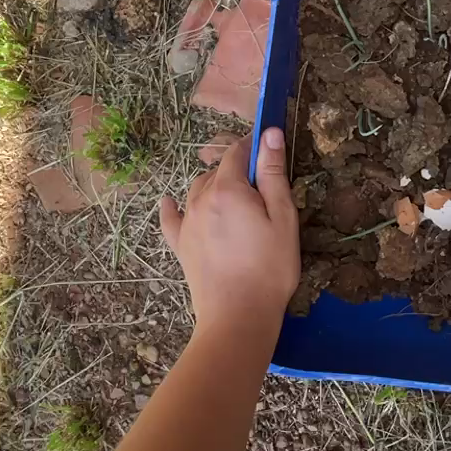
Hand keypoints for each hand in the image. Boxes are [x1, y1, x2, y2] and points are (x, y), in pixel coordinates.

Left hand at [159, 128, 299, 338]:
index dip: (255, 145)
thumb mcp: (283, 216)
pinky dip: (171, 207)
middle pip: (219, 170)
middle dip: (239, 168)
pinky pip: (171, 218)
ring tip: (236, 197)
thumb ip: (274, 173)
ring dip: (216, 184)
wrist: (238, 316)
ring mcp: (187, 223)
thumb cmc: (270, 266)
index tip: (270, 148)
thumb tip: (270, 133)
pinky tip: (168, 201)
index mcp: (229, 189)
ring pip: (199, 189)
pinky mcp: (180, 245)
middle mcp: (201, 199)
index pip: (238, 152)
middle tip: (263, 183)